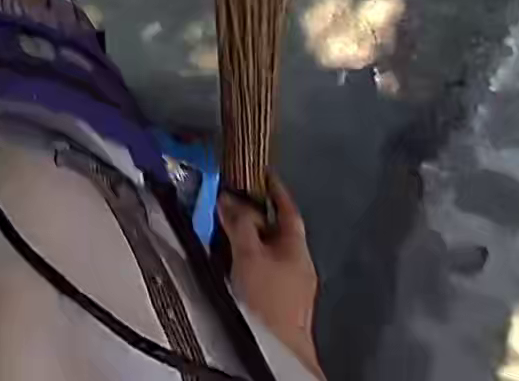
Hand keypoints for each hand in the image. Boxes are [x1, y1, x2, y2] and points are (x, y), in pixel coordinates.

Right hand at [221, 177, 321, 377]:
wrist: (276, 349)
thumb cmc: (266, 296)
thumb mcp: (249, 252)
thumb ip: (239, 221)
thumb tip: (229, 198)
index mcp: (297, 249)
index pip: (288, 210)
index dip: (274, 188)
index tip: (261, 170)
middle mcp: (296, 264)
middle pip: (274, 228)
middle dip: (252, 211)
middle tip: (230, 194)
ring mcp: (288, 283)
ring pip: (265, 246)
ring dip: (245, 232)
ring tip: (222, 220)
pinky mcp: (275, 298)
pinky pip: (258, 262)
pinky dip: (243, 251)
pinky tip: (226, 252)